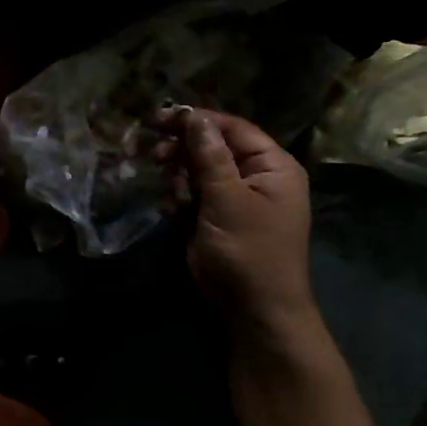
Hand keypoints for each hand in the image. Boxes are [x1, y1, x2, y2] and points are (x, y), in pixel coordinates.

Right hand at [154, 108, 313, 325]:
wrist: (253, 308)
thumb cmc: (247, 251)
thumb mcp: (227, 199)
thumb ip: (209, 156)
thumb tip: (194, 117)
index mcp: (272, 166)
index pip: (232, 128)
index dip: (197, 120)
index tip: (159, 118)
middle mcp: (256, 177)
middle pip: (213, 147)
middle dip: (183, 150)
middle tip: (154, 155)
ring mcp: (235, 199)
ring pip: (198, 172)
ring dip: (179, 178)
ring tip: (173, 197)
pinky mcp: (216, 219)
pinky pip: (193, 196)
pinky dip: (180, 199)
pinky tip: (173, 211)